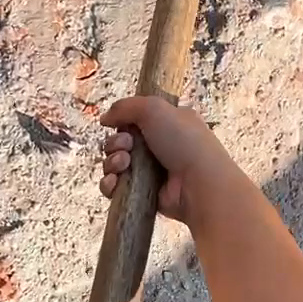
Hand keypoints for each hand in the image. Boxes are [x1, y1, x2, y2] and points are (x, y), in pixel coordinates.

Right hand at [98, 96, 251, 230]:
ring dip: (112, 163)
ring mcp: (151, 172)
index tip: (123, 126)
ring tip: (124, 165)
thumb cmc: (183, 141)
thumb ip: (125, 107)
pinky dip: (110, 185)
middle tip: (127, 147)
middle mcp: (159, 147)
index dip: (122, 123)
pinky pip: (116, 188)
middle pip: (120, 143)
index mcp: (166, 124)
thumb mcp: (155, 108)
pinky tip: (115, 182)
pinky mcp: (143, 194)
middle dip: (115, 144)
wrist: (198, 183)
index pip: (133, 121)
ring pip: (115, 165)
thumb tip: (104, 119)